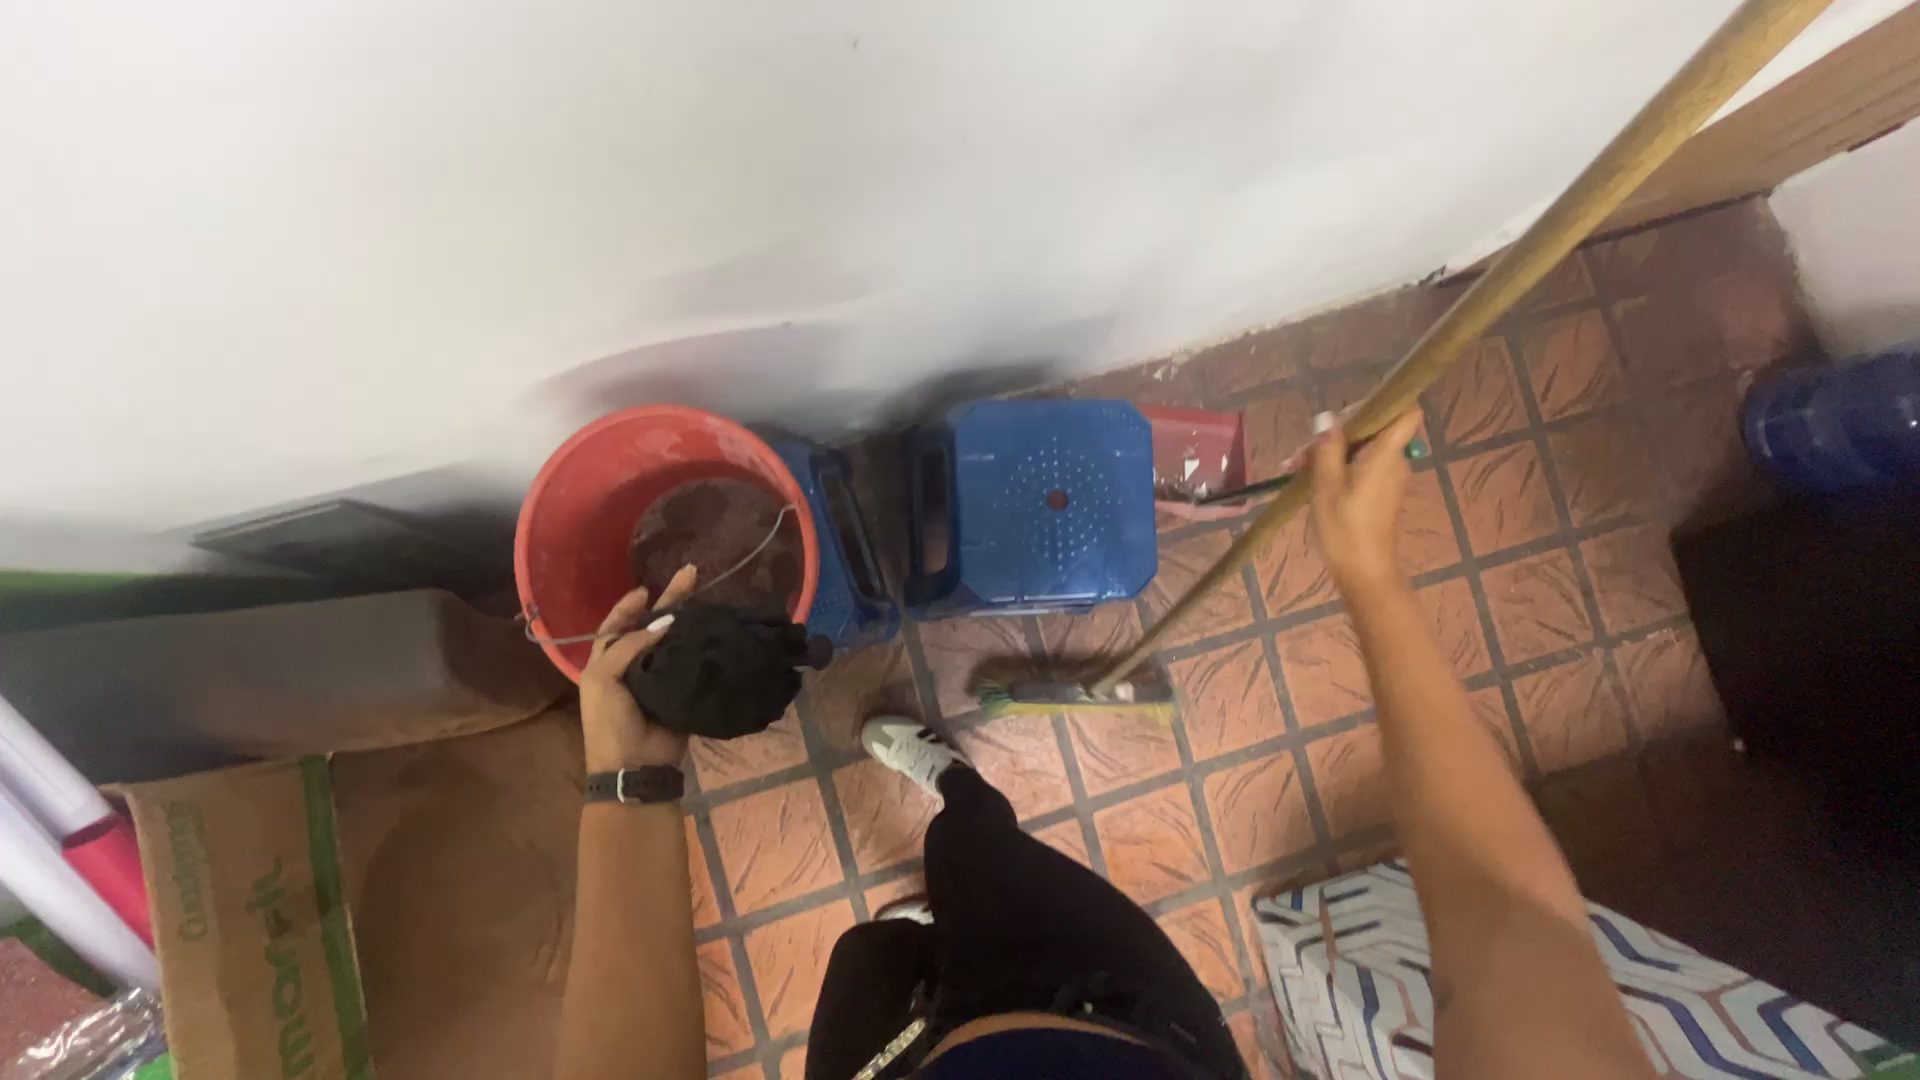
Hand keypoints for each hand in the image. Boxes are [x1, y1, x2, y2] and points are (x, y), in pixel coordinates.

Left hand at [578, 564, 698, 771]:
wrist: (636, 765)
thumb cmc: (610, 722)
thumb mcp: (605, 680)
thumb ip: (629, 647)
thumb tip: (666, 622)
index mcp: (606, 662)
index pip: (616, 625)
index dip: (630, 606)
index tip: (647, 588)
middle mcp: (633, 664)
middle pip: (651, 626)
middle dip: (669, 600)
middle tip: (691, 574)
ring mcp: (659, 676)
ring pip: (674, 640)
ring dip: (688, 618)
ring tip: (706, 594)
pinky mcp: (683, 687)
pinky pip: (692, 660)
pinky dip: (701, 643)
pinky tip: (713, 626)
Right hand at [1308, 408, 1422, 598]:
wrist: (1364, 572)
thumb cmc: (1345, 529)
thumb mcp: (1327, 487)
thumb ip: (1327, 449)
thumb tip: (1326, 418)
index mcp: (1386, 455)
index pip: (1405, 412)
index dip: (1382, 403)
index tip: (1348, 412)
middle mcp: (1394, 461)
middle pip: (1374, 429)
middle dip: (1337, 433)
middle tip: (1302, 451)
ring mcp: (1388, 477)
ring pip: (1363, 448)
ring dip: (1331, 452)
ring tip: (1296, 467)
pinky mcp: (1380, 492)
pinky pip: (1361, 466)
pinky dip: (1338, 467)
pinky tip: (1309, 479)